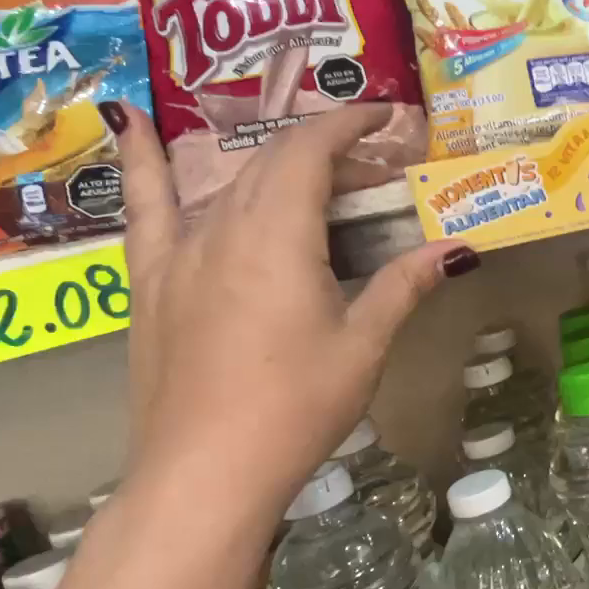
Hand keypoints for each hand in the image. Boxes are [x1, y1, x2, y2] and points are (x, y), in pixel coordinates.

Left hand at [100, 101, 476, 506]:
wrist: (207, 471)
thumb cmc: (297, 406)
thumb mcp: (364, 344)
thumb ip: (404, 284)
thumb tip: (458, 248)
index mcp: (278, 238)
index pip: (310, 152)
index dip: (350, 124)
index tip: (389, 117)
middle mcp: (222, 229)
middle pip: (273, 163)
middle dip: (326, 150)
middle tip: (375, 167)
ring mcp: (179, 253)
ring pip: (228, 183)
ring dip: (275, 165)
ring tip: (314, 169)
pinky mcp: (153, 281)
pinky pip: (145, 208)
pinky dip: (141, 162)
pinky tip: (130, 123)